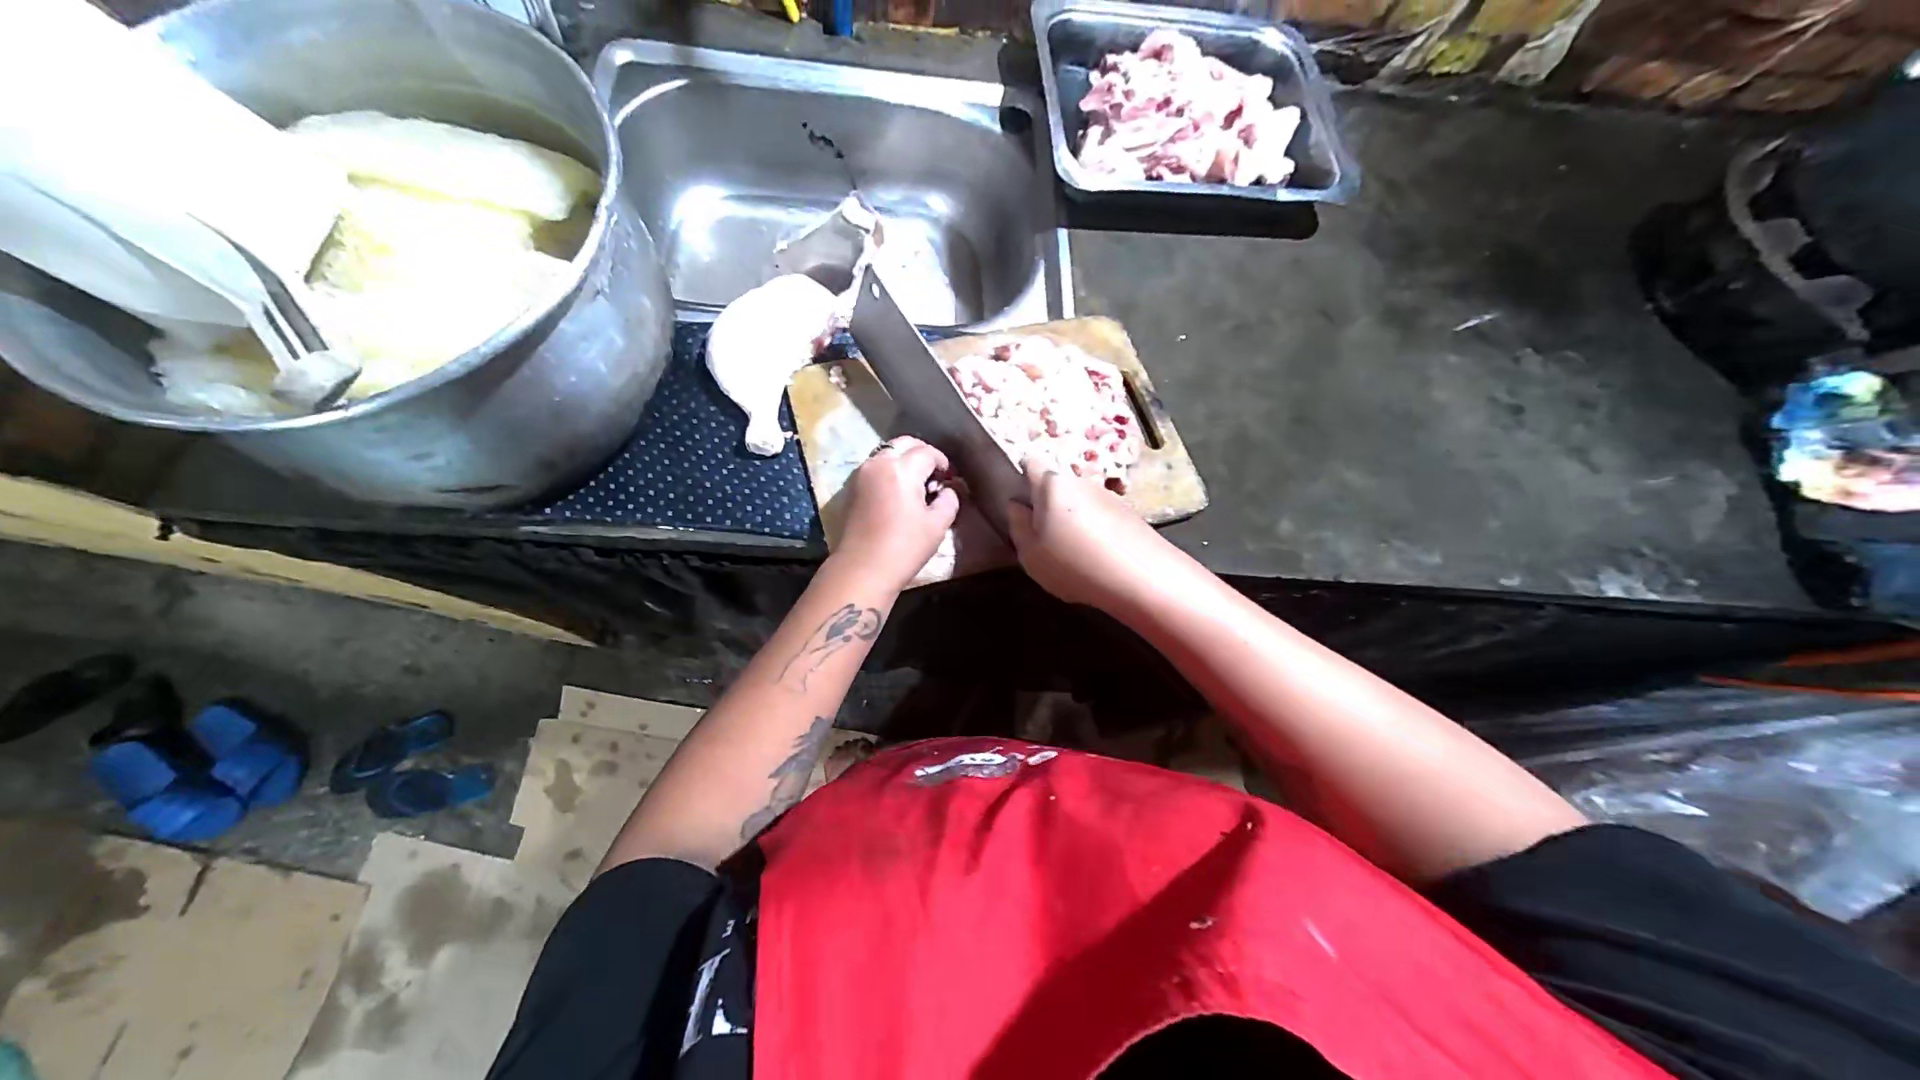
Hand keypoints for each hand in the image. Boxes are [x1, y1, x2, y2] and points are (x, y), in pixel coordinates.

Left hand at [836, 436, 960, 589]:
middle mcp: (879, 463)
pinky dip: (890, 469)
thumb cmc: (904, 547)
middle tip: (935, 473)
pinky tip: (899, 491)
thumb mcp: (937, 525)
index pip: (928, 453)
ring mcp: (862, 474)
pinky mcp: (853, 487)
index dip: (943, 462)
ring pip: (887, 453)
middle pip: (904, 443)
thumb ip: (949, 500)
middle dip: (923, 452)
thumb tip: (948, 490)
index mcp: (902, 469)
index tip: (950, 477)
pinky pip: (876, 467)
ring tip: (917, 482)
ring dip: (904, 459)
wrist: (863, 568)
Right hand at [1006, 456, 1185, 612]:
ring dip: (1072, 521)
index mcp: (1052, 484)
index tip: (1019, 504)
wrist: (1142, 578)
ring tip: (1072, 555)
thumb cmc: (1074, 564)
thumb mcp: (1031, 554)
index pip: (1030, 464)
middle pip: (1056, 487)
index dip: (1021, 479)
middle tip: (1043, 539)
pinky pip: (1099, 518)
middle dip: (1047, 507)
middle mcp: (1080, 481)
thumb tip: (1016, 505)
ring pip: (1079, 504)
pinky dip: (1094, 533)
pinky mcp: (1128, 514)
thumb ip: (1018, 526)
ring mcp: (1107, 496)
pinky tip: (1096, 560)